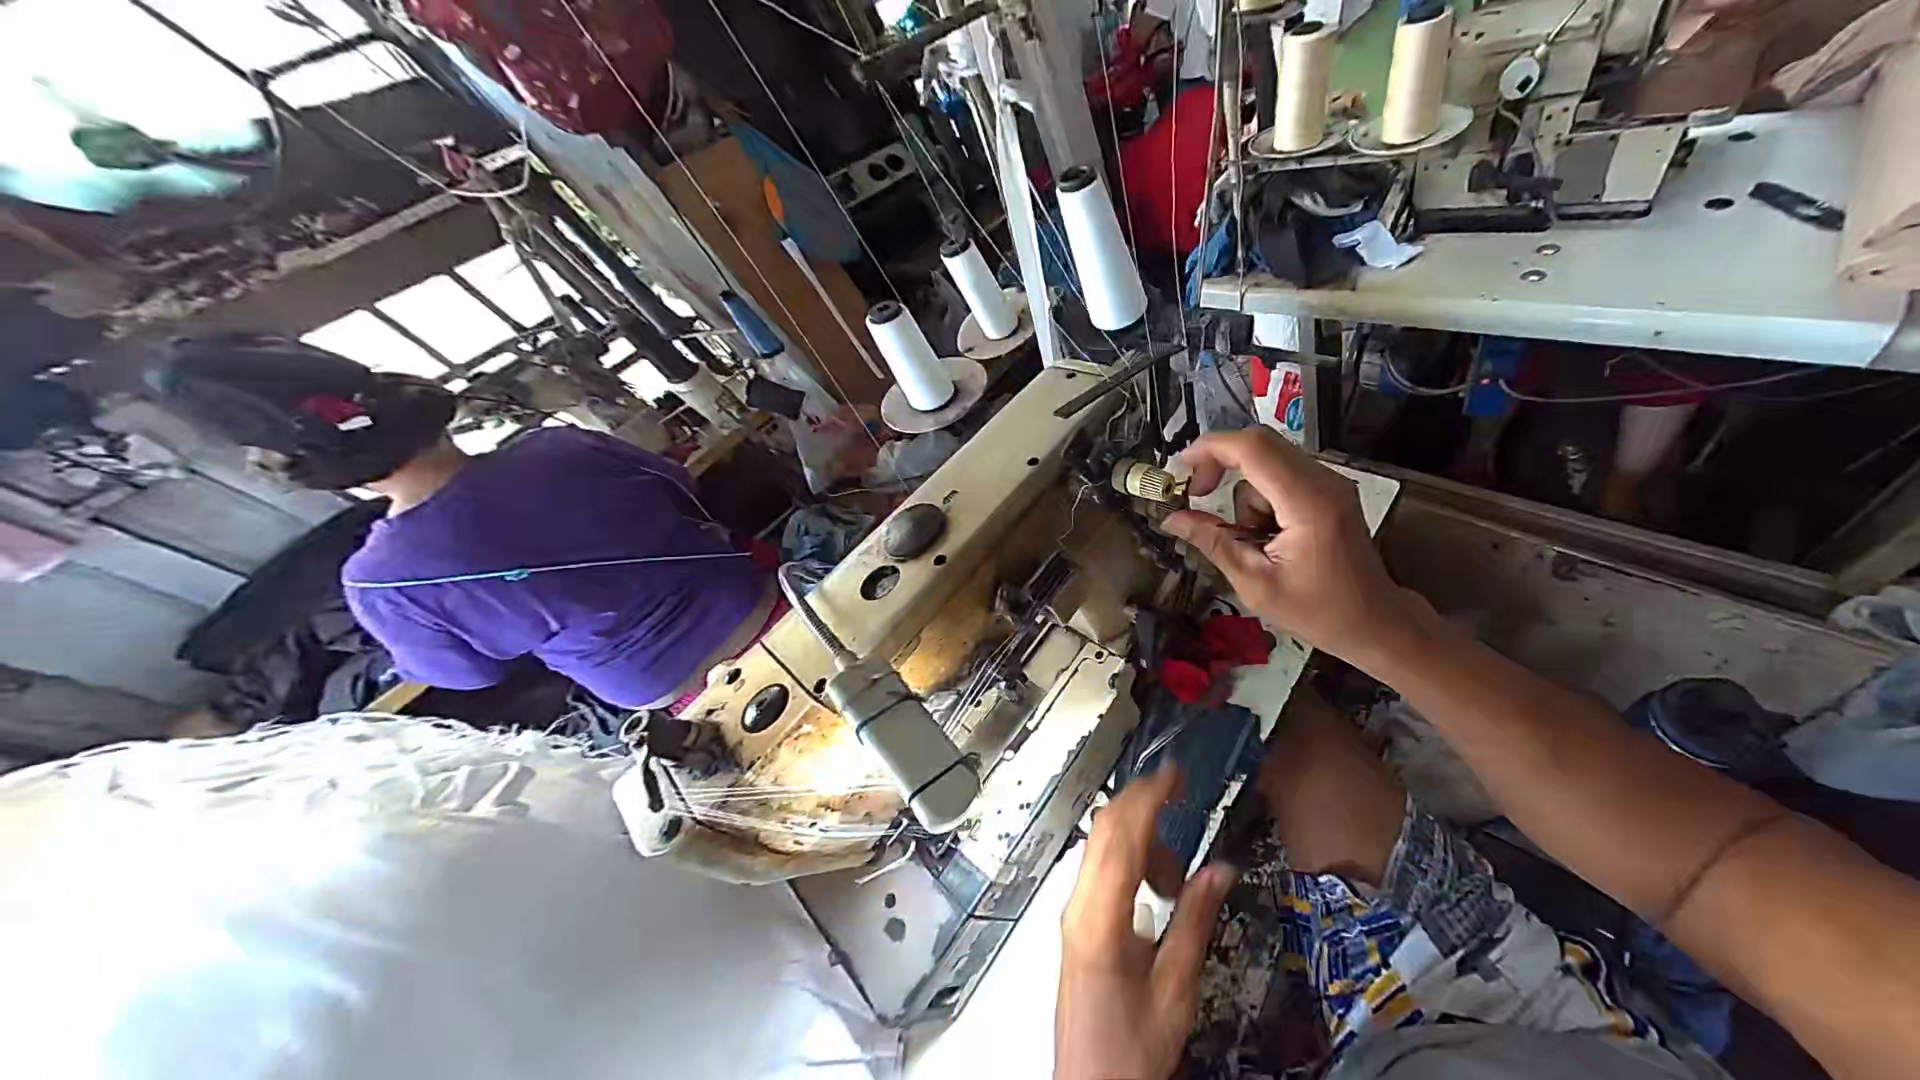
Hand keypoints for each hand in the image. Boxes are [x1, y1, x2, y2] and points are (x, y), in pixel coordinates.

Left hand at [1057, 767, 1237, 1079]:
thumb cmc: (1129, 1049)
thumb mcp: (1174, 988)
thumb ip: (1194, 921)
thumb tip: (1218, 870)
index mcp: (1099, 917)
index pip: (1120, 835)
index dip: (1147, 796)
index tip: (1172, 774)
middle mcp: (1078, 905)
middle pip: (1104, 830)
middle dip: (1141, 803)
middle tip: (1177, 793)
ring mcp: (1073, 911)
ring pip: (1100, 846)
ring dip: (1139, 838)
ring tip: (1174, 872)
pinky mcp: (1077, 921)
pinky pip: (1099, 868)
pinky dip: (1128, 857)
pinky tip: (1153, 881)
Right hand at [1161, 429, 1417, 661]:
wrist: (1374, 621)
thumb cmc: (1318, 611)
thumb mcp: (1254, 584)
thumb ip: (1213, 542)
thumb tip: (1172, 519)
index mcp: (1307, 503)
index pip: (1253, 449)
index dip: (1210, 449)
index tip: (1180, 468)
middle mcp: (1323, 482)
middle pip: (1259, 443)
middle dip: (1219, 462)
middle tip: (1197, 495)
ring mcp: (1329, 483)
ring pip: (1266, 461)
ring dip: (1242, 491)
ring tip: (1249, 538)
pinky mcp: (1328, 490)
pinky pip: (1279, 474)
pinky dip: (1259, 495)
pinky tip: (1265, 533)